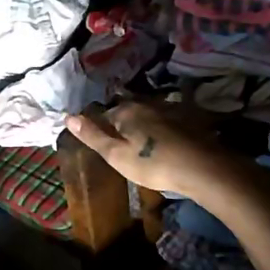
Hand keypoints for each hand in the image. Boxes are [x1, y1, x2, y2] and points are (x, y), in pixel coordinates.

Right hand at [63, 101, 239, 197]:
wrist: (200, 166)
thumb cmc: (153, 163)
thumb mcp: (116, 155)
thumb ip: (93, 136)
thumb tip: (68, 117)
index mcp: (126, 110)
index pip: (104, 113)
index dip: (99, 125)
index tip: (100, 139)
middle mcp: (147, 103)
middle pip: (127, 109)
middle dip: (122, 121)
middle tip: (121, 141)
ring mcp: (170, 109)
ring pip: (149, 113)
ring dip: (143, 123)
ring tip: (142, 141)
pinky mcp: (188, 118)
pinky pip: (167, 119)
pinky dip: (161, 127)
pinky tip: (165, 140)